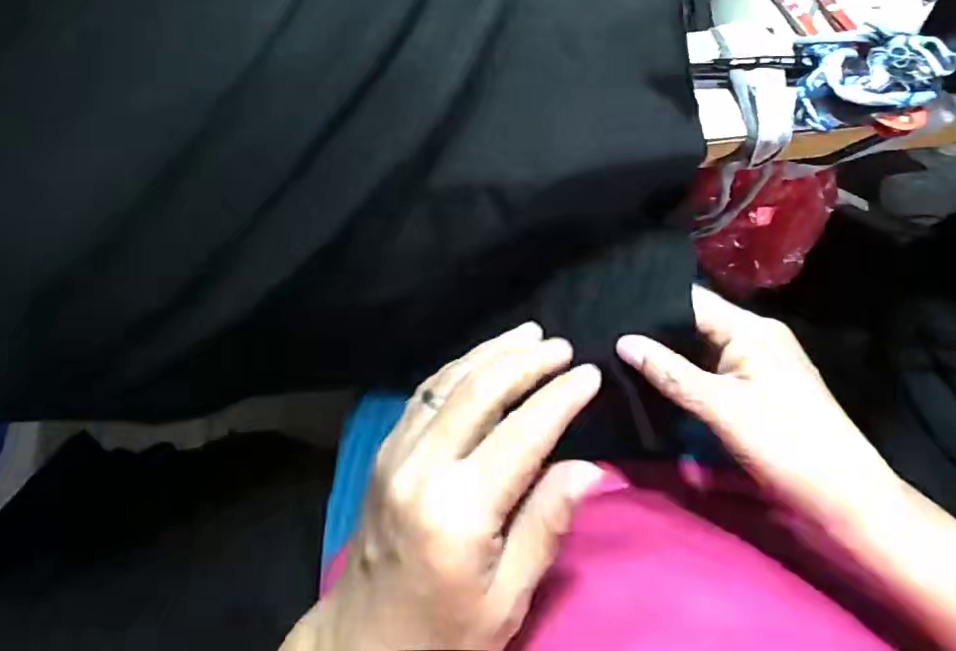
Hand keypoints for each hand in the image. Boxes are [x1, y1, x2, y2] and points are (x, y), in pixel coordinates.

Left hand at [295, 322, 604, 650]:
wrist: (365, 635)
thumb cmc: (447, 631)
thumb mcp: (508, 597)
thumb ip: (544, 525)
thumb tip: (589, 468)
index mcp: (459, 509)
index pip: (520, 435)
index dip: (558, 399)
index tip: (589, 375)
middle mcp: (422, 466)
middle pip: (478, 392)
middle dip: (524, 362)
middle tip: (562, 346)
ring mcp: (396, 450)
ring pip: (447, 382)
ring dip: (489, 353)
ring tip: (528, 335)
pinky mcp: (384, 447)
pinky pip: (424, 395)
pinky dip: (456, 370)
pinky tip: (480, 360)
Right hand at [617, 286, 901, 530]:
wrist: (851, 504)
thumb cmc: (788, 446)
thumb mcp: (721, 409)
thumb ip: (669, 372)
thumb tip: (622, 341)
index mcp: (752, 329)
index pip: (689, 299)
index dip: (648, 303)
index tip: (608, 307)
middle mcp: (756, 335)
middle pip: (692, 319)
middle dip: (653, 327)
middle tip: (607, 329)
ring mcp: (758, 360)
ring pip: (699, 343)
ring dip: (667, 350)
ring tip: (619, 347)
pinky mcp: (757, 384)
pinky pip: (710, 364)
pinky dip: (684, 368)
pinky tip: (653, 373)